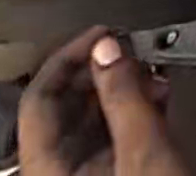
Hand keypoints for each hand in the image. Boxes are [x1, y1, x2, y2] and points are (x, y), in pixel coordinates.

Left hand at [19, 28, 187, 175]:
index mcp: (46, 175)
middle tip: (135, 50)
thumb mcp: (144, 152)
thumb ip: (123, 94)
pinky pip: (106, 144)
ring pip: (86, 125)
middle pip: (62, 111)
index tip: (105, 34)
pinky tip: (157, 101)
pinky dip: (128, 116)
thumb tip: (106, 43)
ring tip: (154, 73)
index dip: (68, 58)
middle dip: (100, 74)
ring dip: (119, 92)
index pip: (38, 99)